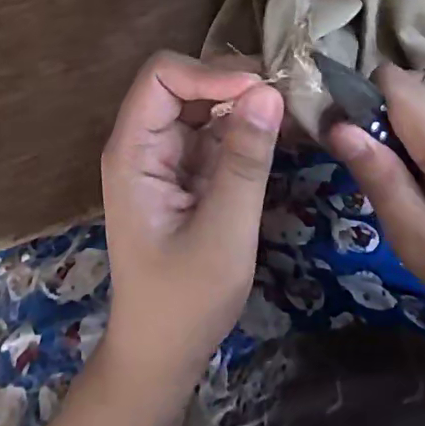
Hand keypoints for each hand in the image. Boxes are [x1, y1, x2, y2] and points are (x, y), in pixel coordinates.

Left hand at [96, 52, 283, 394]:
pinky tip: (281, 129)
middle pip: (184, 80)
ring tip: (291, 107)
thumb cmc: (184, 301)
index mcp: (133, 150)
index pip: (162, 76)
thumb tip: (269, 92)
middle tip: (286, 93)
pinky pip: (218, 128)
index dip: (209, 73)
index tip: (259, 90)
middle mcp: (146, 141)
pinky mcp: (190, 167)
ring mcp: (168, 153)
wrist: (164, 352)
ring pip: (205, 100)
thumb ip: (245, 161)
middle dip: (233, 80)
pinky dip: (249, 123)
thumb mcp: (224, 233)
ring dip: (245, 99)